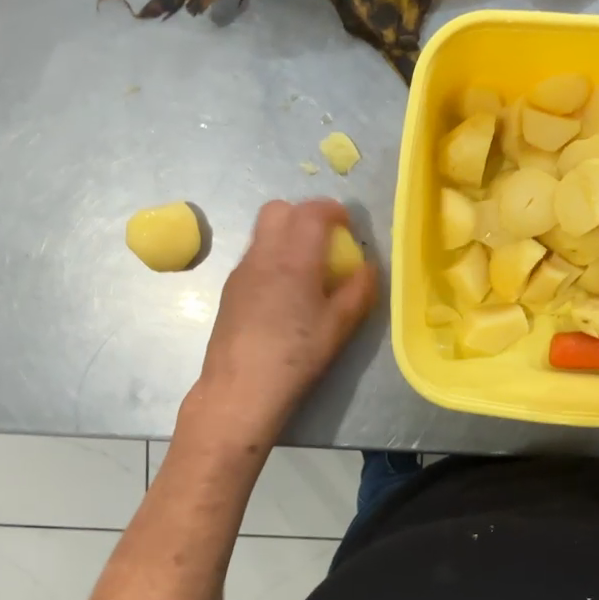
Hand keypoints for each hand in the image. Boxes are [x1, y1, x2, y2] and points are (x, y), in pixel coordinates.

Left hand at [188, 199, 375, 445]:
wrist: (240, 388)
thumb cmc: (296, 356)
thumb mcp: (339, 326)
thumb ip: (358, 290)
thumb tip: (368, 267)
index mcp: (294, 259)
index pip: (312, 212)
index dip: (334, 210)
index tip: (348, 225)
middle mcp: (263, 255)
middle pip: (279, 210)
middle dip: (305, 215)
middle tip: (326, 240)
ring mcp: (242, 271)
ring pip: (263, 232)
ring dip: (287, 235)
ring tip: (307, 267)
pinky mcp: (230, 289)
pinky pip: (254, 256)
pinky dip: (273, 257)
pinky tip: (284, 293)